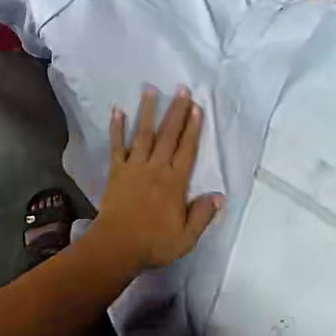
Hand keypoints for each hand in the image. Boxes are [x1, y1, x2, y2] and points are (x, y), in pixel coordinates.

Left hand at [84, 86, 223, 273]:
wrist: (117, 245)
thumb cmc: (154, 243)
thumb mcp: (186, 237)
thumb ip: (202, 214)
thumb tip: (219, 195)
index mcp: (174, 183)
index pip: (187, 150)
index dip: (193, 129)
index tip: (197, 108)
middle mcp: (155, 168)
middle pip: (168, 136)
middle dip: (176, 111)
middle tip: (181, 89)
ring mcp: (134, 167)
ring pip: (143, 134)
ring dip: (147, 111)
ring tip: (150, 89)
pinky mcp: (116, 171)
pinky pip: (117, 146)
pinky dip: (117, 128)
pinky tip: (117, 111)